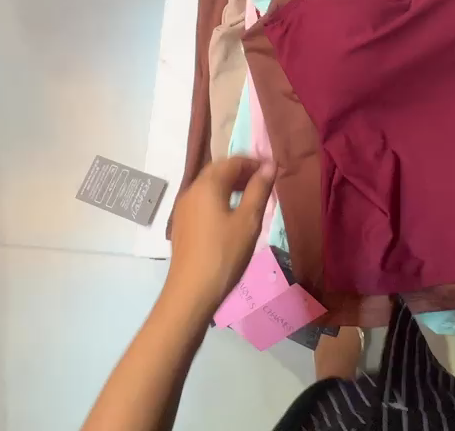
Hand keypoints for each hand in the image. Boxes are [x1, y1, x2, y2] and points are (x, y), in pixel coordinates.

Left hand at [162, 155, 274, 317]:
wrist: (190, 293)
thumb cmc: (224, 254)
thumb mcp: (248, 221)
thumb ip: (259, 189)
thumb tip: (270, 165)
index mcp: (208, 184)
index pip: (233, 161)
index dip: (254, 163)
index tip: (272, 172)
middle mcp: (192, 189)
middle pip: (219, 171)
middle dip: (241, 172)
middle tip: (263, 183)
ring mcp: (183, 207)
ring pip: (209, 186)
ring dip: (230, 185)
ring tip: (250, 198)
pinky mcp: (182, 224)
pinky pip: (203, 200)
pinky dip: (219, 198)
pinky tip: (230, 216)